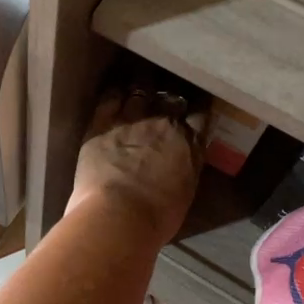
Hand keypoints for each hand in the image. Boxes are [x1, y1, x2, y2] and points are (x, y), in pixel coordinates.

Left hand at [66, 91, 204, 245]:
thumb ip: (187, 167)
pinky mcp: (102, 124)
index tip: (193, 109)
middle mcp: (163, 125)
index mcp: (189, 145)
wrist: (119, 216)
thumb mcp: (185, 193)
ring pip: (140, 92)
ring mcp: (132, 120)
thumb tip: (184, 157)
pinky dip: (114, 92)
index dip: (197, 110)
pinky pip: (110, 98)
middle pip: (171, 99)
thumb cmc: (157, 218)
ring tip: (139, 84)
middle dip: (169, 97)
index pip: (200, 117)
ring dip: (141, 88)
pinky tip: (114, 90)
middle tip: (164, 97)